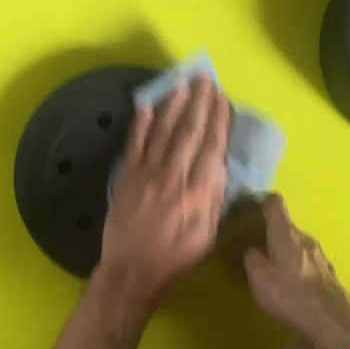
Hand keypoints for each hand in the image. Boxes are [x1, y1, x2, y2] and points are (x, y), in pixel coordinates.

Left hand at [98, 78, 230, 307]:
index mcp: (199, 192)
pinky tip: (147, 106)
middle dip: (199, 103)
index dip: (218, 120)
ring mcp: (147, 175)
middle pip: (189, 132)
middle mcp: (174, 177)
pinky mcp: (126, 178)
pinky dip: (141, 125)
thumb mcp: (207, 234)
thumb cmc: (175, 258)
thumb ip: (214, 199)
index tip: (222, 98)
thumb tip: (219, 167)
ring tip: (182, 83)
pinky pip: (135, 145)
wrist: (132, 270)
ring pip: (163, 133)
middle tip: (205, 78)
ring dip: (173, 106)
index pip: (212, 147)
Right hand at [241, 194, 349, 347]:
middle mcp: (306, 239)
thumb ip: (252, 259)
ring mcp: (320, 256)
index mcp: (287, 234)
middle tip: (252, 240)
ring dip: (283, 249)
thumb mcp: (259, 277)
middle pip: (286, 226)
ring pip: (297, 244)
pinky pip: (306, 261)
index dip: (260, 200)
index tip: (248, 205)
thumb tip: (252, 250)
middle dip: (269, 230)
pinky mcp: (328, 274)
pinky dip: (294, 264)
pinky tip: (288, 280)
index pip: (274, 204)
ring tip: (269, 262)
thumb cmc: (290, 295)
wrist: (332, 322)